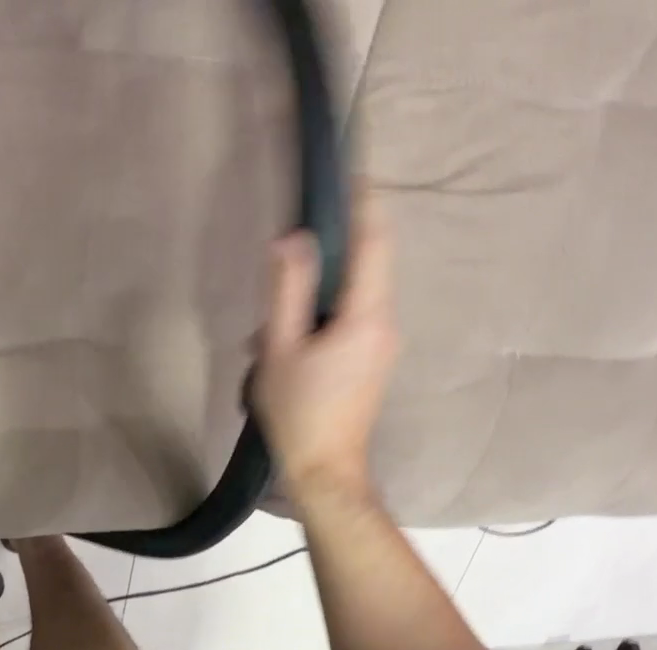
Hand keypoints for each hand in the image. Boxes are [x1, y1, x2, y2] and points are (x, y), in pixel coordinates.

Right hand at [252, 188, 398, 507]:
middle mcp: (386, 324)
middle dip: (325, 257)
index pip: (374, 242)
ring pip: (351, 299)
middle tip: (285, 255)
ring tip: (271, 324)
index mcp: (368, 315)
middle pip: (364, 268)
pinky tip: (285, 343)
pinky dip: (319, 319)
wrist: (326, 473)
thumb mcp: (281, 350)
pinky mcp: (371, 363)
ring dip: (314, 297)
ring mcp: (382, 346)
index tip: (352, 170)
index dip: (364, 203)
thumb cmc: (300, 414)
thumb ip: (287, 292)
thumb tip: (293, 240)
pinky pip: (349, 322)